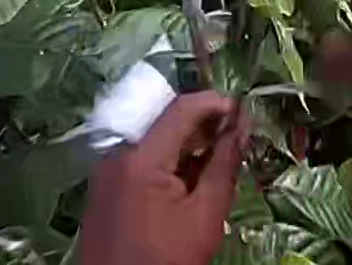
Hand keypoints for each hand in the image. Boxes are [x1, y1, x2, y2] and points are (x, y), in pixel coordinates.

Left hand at [79, 91, 248, 264]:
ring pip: (157, 137)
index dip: (217, 103)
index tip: (243, 113)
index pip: (183, 107)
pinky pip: (143, 157)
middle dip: (204, 122)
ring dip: (189, 140)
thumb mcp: (205, 215)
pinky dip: (170, 158)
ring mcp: (108, 171)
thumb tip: (244, 124)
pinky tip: (191, 176)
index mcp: (141, 157)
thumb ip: (225, 162)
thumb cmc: (166, 263)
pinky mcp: (107, 188)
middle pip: (168, 119)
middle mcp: (118, 154)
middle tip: (234, 135)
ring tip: (218, 156)